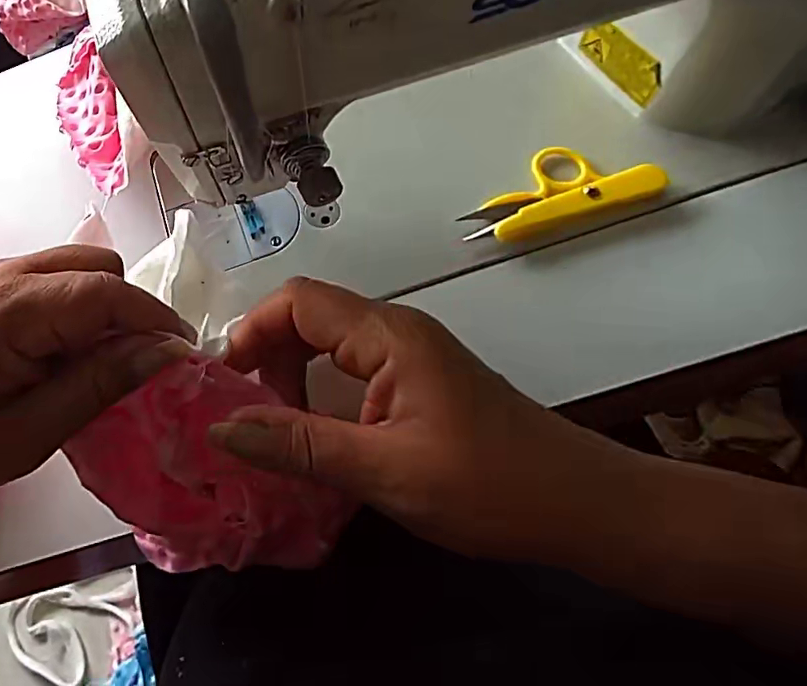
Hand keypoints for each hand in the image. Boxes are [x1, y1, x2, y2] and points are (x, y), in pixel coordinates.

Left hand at [0, 245, 194, 504]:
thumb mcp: (30, 432)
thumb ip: (100, 384)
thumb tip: (164, 351)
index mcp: (8, 308)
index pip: (104, 292)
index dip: (153, 318)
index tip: (184, 355)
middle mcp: (5, 274)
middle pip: (99, 266)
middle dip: (129, 311)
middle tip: (134, 366)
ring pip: (84, 266)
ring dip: (107, 307)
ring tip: (101, 361)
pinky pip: (61, 277)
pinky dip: (83, 306)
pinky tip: (69, 351)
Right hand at [212, 277, 641, 562]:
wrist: (581, 505)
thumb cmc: (490, 486)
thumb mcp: (385, 471)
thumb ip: (300, 446)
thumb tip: (225, 429)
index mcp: (387, 335)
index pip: (298, 302)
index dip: (253, 331)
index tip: (225, 381)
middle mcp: (393, 328)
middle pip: (308, 314)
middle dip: (268, 355)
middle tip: (248, 412)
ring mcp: (407, 350)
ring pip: (327, 339)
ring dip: (292, 373)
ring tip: (276, 426)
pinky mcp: (415, 374)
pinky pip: (349, 363)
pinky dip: (319, 387)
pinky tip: (315, 430)